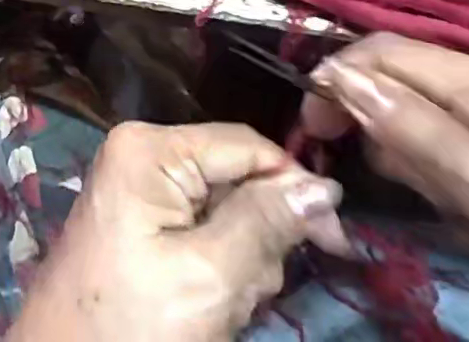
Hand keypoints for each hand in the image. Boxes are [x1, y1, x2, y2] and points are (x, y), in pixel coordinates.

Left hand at [9, 121, 349, 341]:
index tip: (337, 238)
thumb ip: (265, 224)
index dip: (294, 186)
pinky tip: (207, 300)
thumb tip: (324, 185)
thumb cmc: (131, 328)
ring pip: (226, 207)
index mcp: (152, 148)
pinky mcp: (142, 216)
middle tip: (245, 290)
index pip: (245, 145)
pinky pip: (202, 227)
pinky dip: (218, 264)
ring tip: (221, 302)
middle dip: (257, 235)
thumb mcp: (208, 278)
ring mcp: (140, 184)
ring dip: (240, 258)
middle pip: (236, 176)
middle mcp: (145, 151)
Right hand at [303, 35, 468, 341]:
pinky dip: (432, 163)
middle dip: (367, 105)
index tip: (308, 122)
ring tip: (389, 185)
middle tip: (335, 158)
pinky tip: (433, 194)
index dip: (347, 75)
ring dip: (397, 138)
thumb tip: (345, 77)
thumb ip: (436, 147)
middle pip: (417, 76)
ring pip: (434, 110)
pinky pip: (462, 145)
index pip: (406, 55)